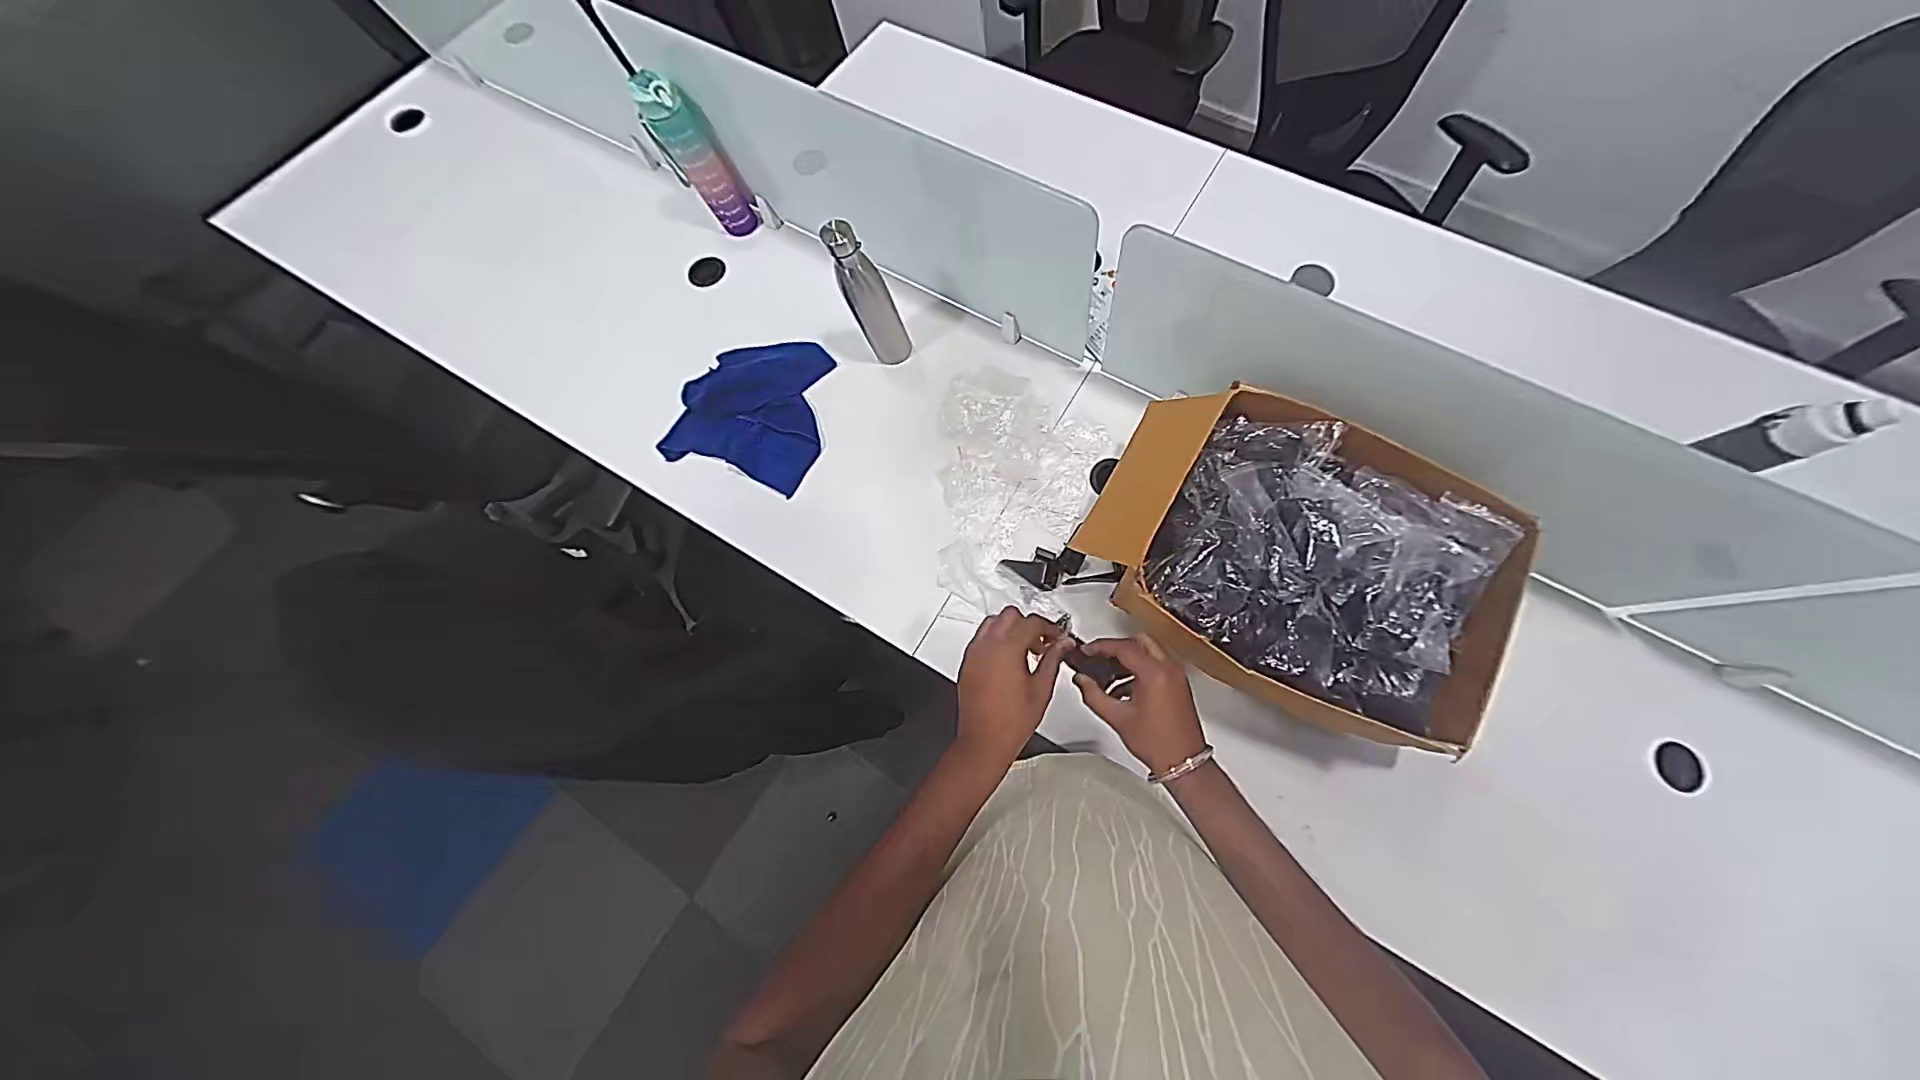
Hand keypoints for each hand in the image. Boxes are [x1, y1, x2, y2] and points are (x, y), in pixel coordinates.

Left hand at [955, 608, 1068, 760]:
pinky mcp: (967, 663)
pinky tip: (1009, 659)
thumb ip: (1053, 660)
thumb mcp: (1041, 688)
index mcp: (1007, 649)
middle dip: (1028, 624)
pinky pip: (981, 639)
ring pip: (993, 623)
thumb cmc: (1009, 722)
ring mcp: (974, 653)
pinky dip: (996, 640)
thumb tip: (1062, 645)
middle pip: (1010, 615)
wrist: (984, 741)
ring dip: (1010, 629)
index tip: (1057, 638)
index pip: (1031, 622)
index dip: (1049, 628)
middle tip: (1042, 642)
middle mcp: (987, 646)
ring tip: (1026, 650)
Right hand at [1071, 634, 1206, 774]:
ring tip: (1108, 674)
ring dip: (1128, 658)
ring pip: (1149, 652)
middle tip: (1098, 656)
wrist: (1183, 762)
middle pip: (1138, 642)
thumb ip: (1094, 695)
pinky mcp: (1178, 684)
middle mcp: (1169, 670)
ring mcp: (1176, 676)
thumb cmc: (1159, 744)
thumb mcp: (1117, 717)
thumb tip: (1082, 681)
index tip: (1088, 650)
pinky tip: (1123, 687)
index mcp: (1155, 674)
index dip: (1101, 647)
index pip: (1123, 647)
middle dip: (1116, 648)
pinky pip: (1157, 665)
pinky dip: (1139, 669)